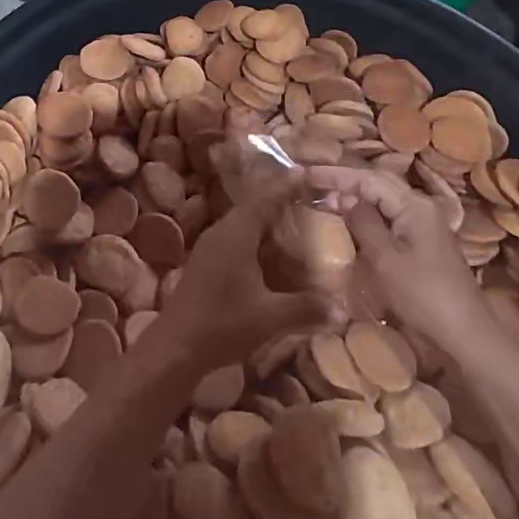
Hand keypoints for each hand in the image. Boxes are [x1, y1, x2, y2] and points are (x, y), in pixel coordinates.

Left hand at [155, 118, 338, 369]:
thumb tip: (342, 309)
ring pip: (243, 228)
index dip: (284, 187)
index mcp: (236, 235)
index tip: (302, 172)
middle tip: (305, 201)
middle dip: (278, 205)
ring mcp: (210, 249)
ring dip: (266, 227)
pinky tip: (269, 260)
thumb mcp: (270, 316)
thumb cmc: (223, 324)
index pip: (263, 200)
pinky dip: (256, 244)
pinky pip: (236, 242)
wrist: (176, 346)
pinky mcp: (206, 265)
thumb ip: (307, 308)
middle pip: (253, 210)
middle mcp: (221, 234)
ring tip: (293, 229)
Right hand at [309, 167, 501, 357]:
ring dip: (355, 198)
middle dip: (344, 182)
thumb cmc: (422, 294)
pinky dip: (368, 216)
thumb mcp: (384, 257)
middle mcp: (422, 207)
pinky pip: (391, 218)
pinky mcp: (425, 244)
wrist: (465, 335)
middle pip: (378, 184)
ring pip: (384, 201)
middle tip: (312, 185)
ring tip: (325, 201)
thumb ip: (362, 222)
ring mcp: (426, 225)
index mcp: (414, 205)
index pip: (368, 179)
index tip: (305, 173)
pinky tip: (351, 223)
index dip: (335, 175)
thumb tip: (345, 200)